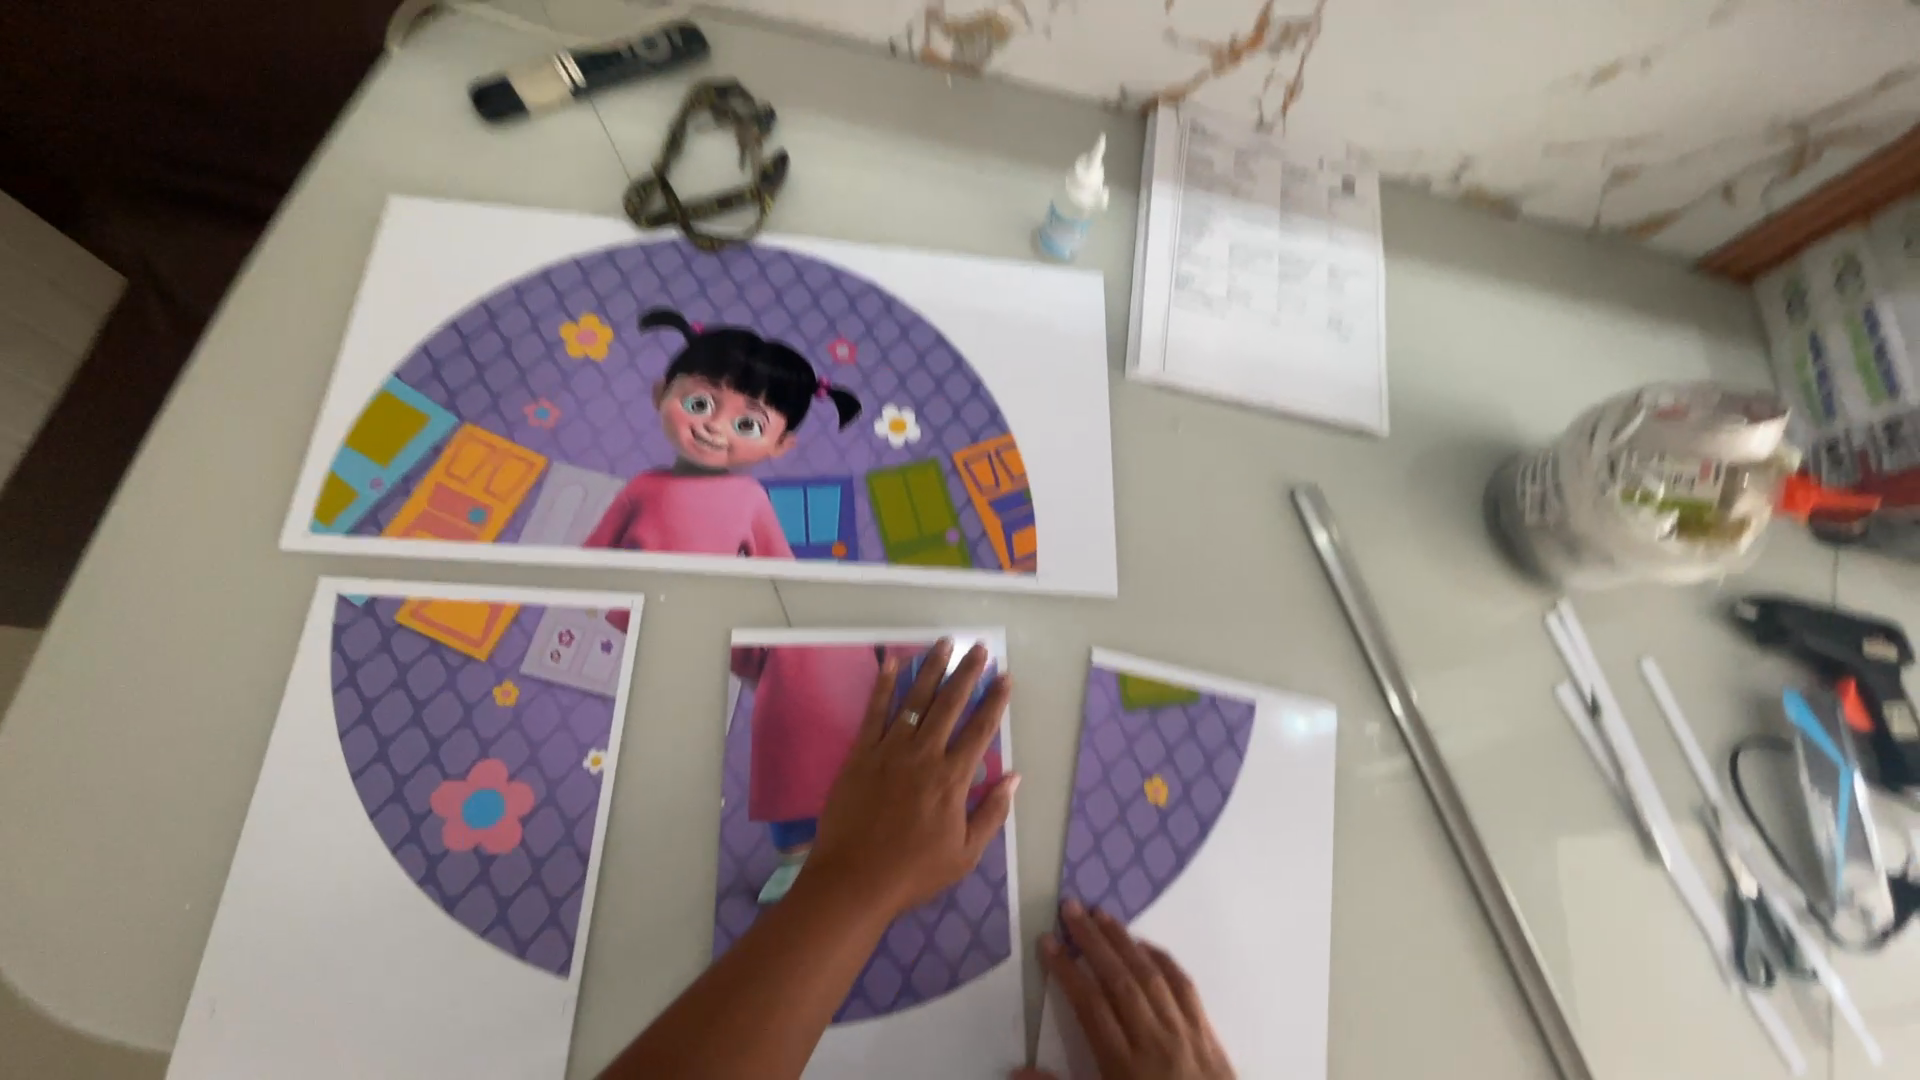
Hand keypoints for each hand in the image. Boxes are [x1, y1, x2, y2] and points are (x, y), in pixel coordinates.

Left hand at [807, 639, 1017, 917]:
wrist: (854, 880)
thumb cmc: (914, 870)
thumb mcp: (966, 853)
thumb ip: (992, 812)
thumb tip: (1014, 776)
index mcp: (952, 778)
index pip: (980, 729)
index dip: (995, 701)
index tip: (1005, 677)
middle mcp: (924, 754)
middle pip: (950, 704)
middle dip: (967, 673)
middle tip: (979, 648)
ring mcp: (890, 750)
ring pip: (915, 700)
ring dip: (931, 669)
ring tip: (944, 644)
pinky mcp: (861, 753)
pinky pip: (875, 712)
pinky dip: (883, 685)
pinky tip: (892, 662)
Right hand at [1031, 901, 1232, 1079]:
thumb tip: (1015, 1071)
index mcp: (1124, 1069)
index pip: (1090, 1005)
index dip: (1066, 970)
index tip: (1048, 941)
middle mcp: (1155, 1044)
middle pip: (1119, 980)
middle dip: (1092, 941)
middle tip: (1071, 908)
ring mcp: (1185, 1037)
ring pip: (1151, 976)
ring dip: (1124, 942)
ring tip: (1102, 915)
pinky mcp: (1210, 1039)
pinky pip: (1185, 990)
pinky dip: (1165, 962)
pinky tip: (1147, 948)